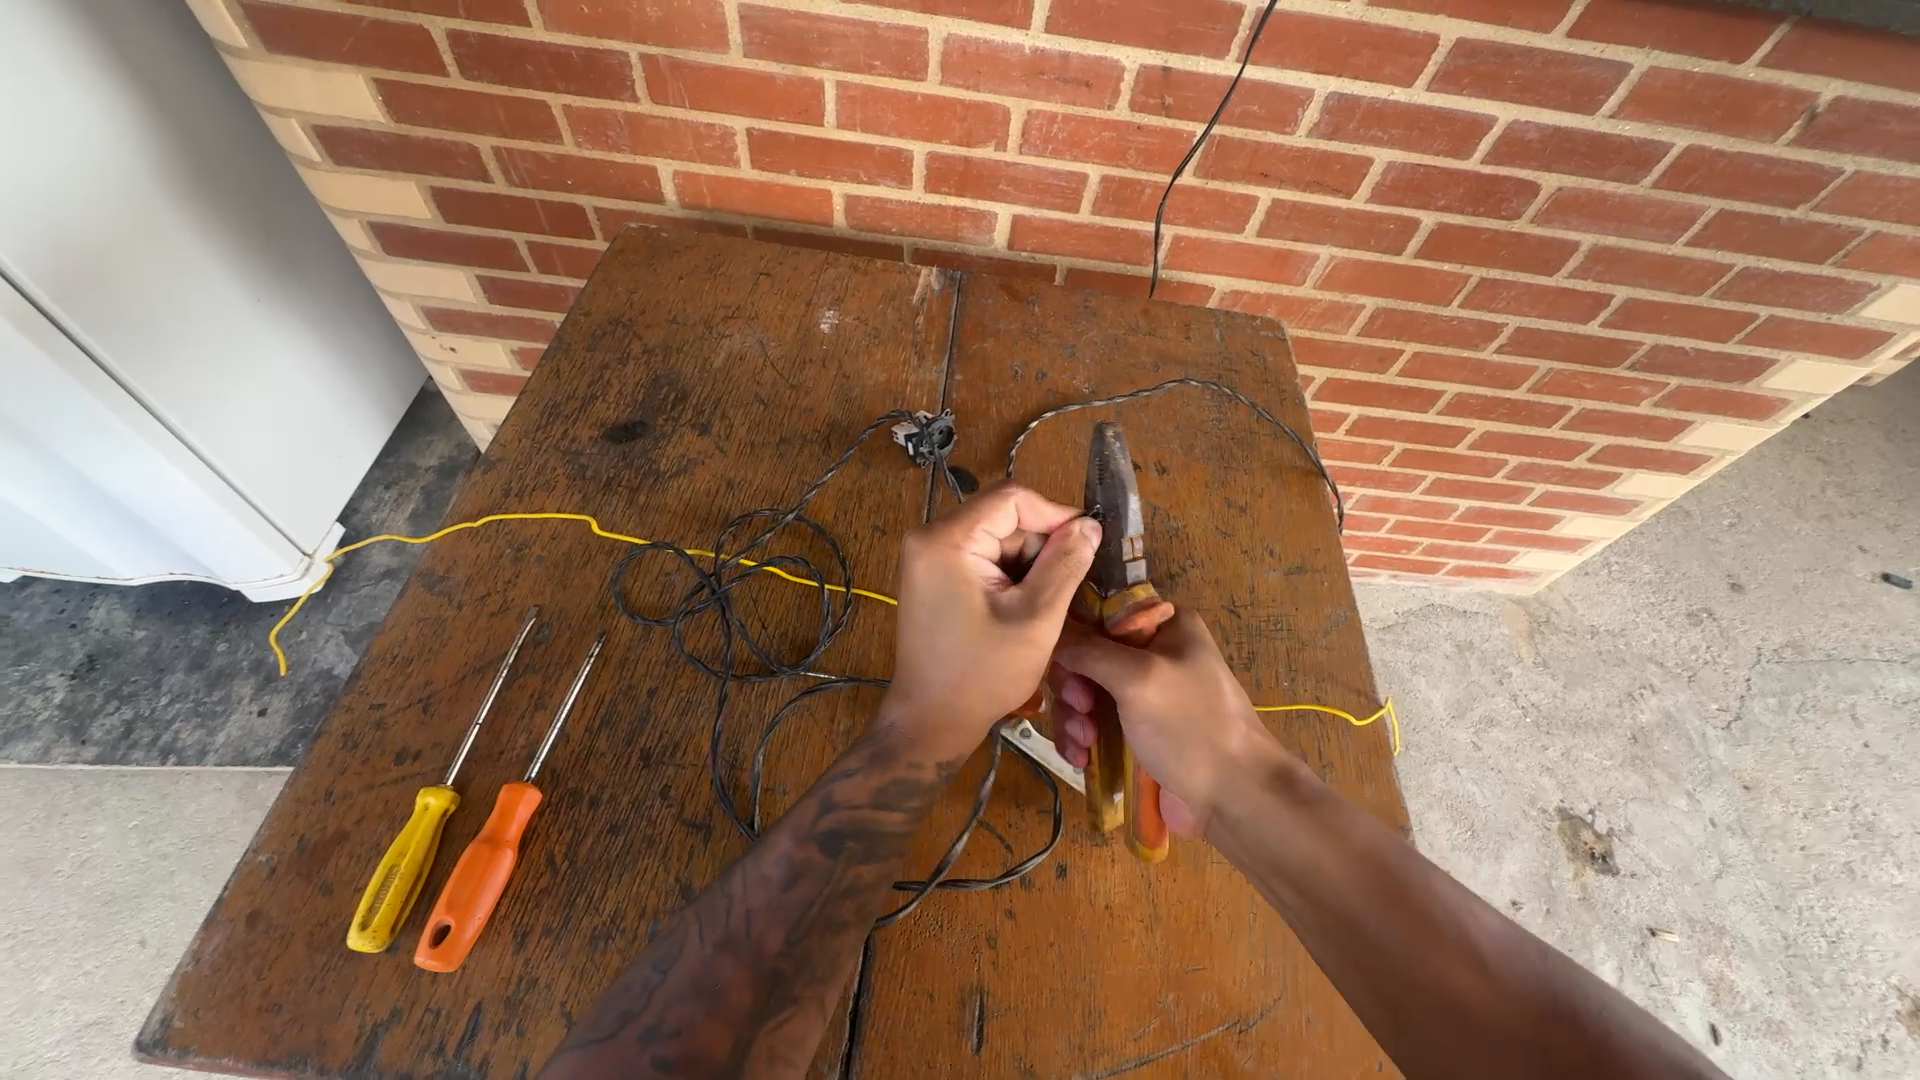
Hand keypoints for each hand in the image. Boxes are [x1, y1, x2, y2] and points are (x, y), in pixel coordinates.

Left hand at [883, 482, 1100, 760]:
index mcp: (946, 540)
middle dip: (1041, 546)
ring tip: (1049, 602)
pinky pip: (982, 557)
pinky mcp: (934, 576)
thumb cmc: (982, 674)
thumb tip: (1090, 526)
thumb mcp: (1035, 618)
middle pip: (1003, 518)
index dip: (1055, 515)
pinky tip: (1026, 606)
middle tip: (1071, 584)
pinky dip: (1010, 575)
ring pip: (997, 539)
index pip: (1011, 499)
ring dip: (1029, 564)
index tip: (1088, 543)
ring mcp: (928, 557)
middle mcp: (930, 538)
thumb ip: (1065, 565)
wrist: (932, 719)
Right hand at [1049, 610, 1281, 836]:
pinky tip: (1081, 757)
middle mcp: (1152, 651)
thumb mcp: (1138, 678)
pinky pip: (1092, 721)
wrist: (1234, 797)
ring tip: (1083, 743)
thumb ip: (1089, 651)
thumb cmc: (1192, 726)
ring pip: (1084, 691)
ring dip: (1074, 717)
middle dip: (1074, 687)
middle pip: (1085, 655)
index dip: (1074, 639)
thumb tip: (1051, 636)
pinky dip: (1081, 737)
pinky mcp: (1134, 727)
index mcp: (1163, 623)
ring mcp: (1143, 692)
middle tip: (1081, 712)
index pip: (1098, 613)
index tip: (1068, 670)